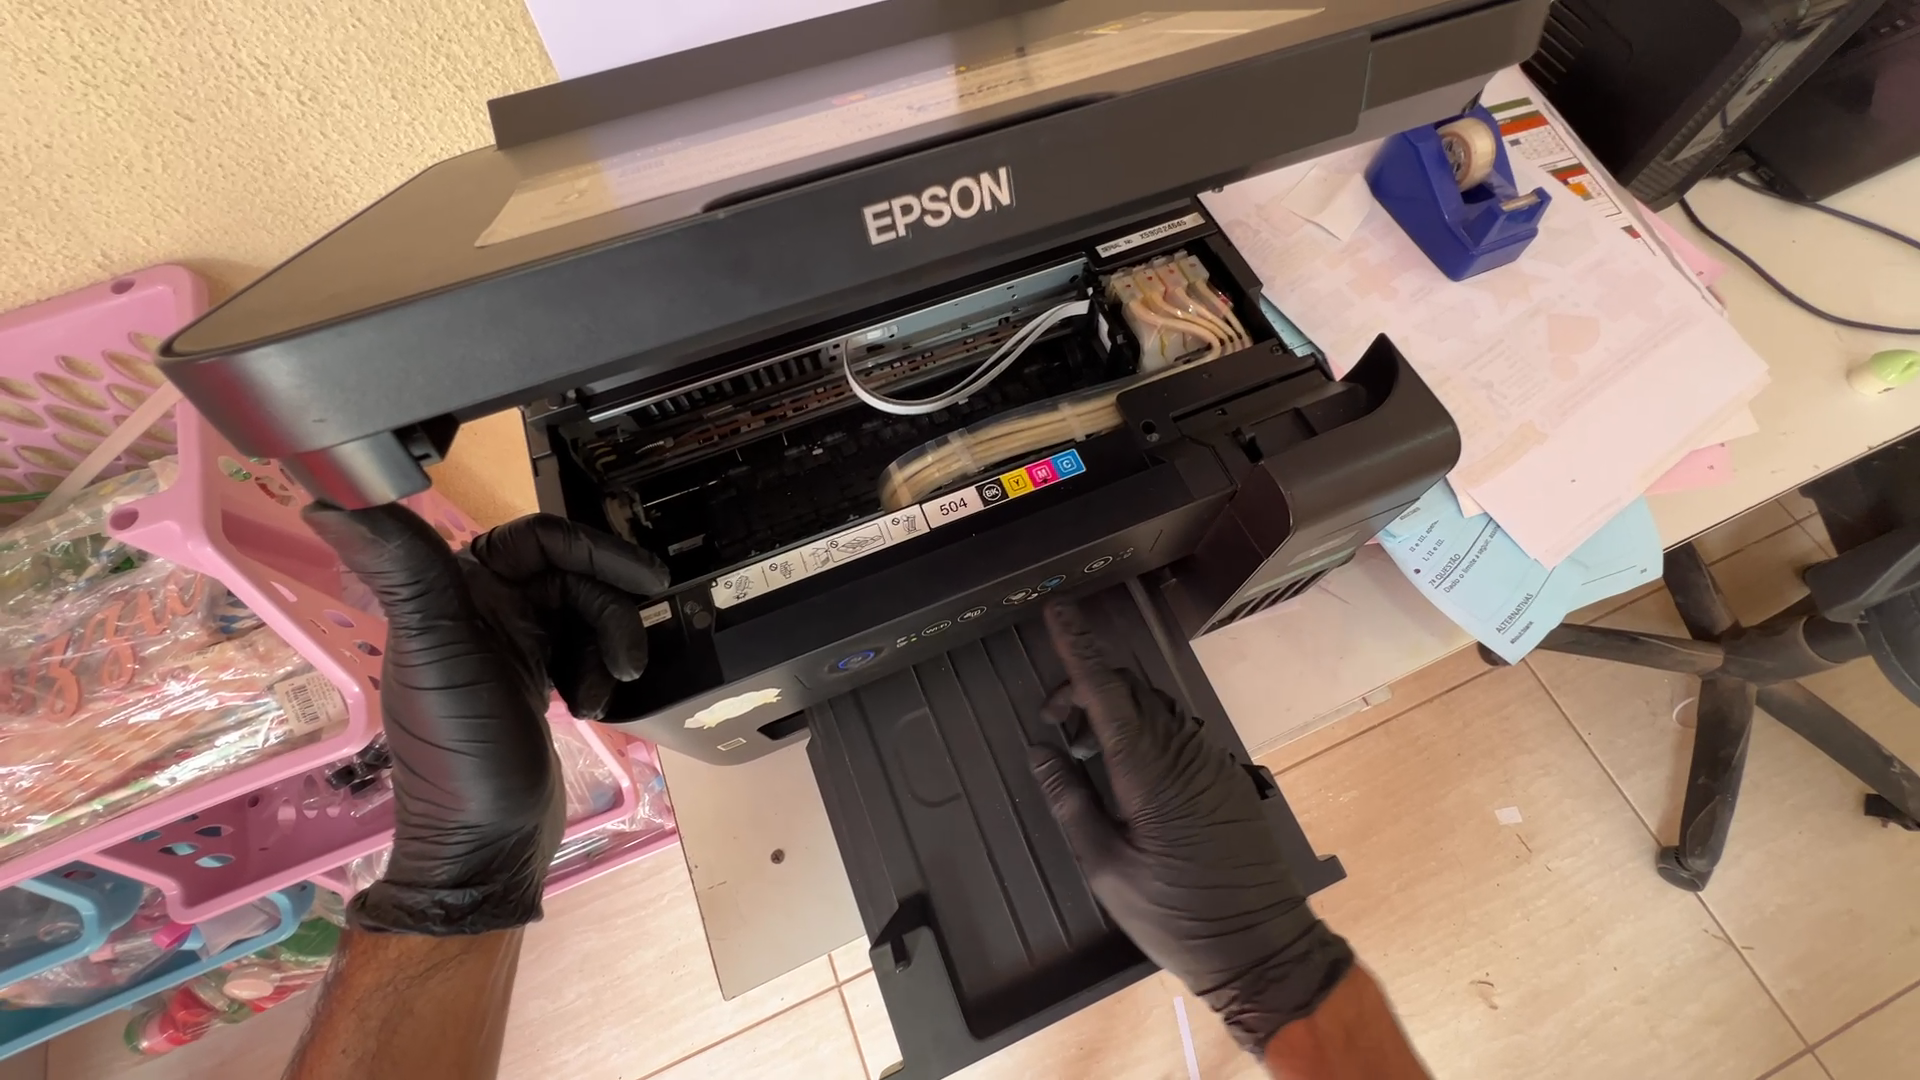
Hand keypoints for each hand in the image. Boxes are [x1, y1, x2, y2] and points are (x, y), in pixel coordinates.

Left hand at [303, 505, 667, 934]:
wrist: (485, 846)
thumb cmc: (463, 754)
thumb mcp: (443, 659)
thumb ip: (405, 575)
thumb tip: (330, 497)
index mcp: (456, 597)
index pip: (537, 541)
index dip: (593, 550)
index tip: (646, 578)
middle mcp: (484, 613)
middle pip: (575, 580)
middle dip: (612, 614)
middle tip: (633, 656)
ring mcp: (513, 648)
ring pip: (588, 614)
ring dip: (610, 648)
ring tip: (607, 691)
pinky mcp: (538, 679)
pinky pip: (586, 649)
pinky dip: (599, 670)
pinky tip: (592, 705)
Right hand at [1030, 600, 1354, 1053]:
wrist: (1263, 948)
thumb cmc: (1177, 915)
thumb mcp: (1107, 869)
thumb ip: (1069, 803)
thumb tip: (1040, 751)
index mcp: (1150, 771)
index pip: (1107, 690)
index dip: (1078, 646)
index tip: (1057, 610)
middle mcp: (1183, 750)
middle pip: (1127, 686)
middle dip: (1082, 686)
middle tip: (1053, 725)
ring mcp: (1208, 758)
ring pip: (1151, 704)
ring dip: (1110, 707)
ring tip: (1084, 752)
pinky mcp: (1221, 772)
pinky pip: (1173, 727)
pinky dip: (1138, 727)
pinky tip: (1124, 768)